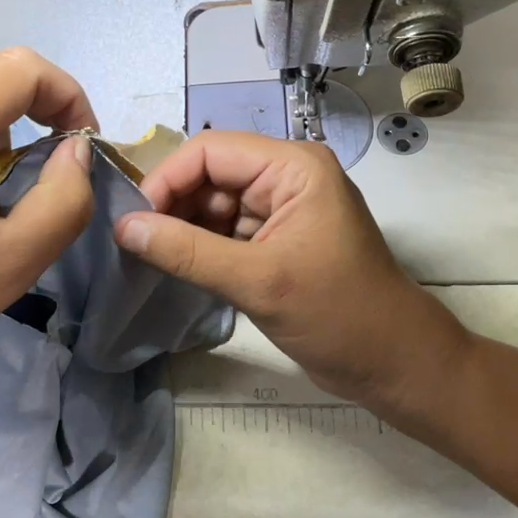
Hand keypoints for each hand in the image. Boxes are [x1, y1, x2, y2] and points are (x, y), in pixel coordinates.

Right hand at [112, 131, 467, 404]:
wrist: (394, 366)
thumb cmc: (337, 315)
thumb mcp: (257, 282)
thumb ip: (186, 251)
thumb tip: (122, 227)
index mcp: (294, 166)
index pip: (211, 151)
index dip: (167, 179)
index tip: (131, 220)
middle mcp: (287, 176)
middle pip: (210, 174)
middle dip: (172, 204)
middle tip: (134, 242)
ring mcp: (283, 208)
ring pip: (214, 204)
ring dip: (182, 227)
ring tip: (148, 256)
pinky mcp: (277, 239)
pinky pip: (226, 230)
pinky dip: (199, 246)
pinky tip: (175, 265)